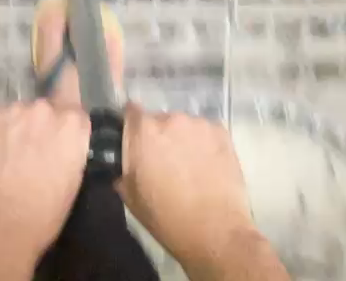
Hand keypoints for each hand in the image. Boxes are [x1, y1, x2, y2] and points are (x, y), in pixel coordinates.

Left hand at [0, 100, 90, 271]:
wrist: (3, 224)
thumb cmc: (46, 211)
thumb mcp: (74, 178)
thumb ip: (72, 146)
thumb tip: (65, 138)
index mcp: (73, 123)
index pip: (74, 105)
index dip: (65, 119)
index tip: (59, 135)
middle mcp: (46, 108)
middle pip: (46, 108)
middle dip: (42, 124)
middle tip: (34, 150)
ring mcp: (16, 110)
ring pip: (21, 113)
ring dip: (20, 127)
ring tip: (12, 155)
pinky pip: (0, 119)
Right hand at [119, 105, 269, 275]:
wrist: (216, 233)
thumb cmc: (168, 218)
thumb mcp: (132, 198)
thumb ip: (123, 169)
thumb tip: (124, 161)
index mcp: (143, 131)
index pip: (131, 111)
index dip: (132, 126)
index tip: (137, 141)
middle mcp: (169, 118)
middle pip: (160, 119)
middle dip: (160, 136)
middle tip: (166, 161)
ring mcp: (198, 123)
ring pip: (184, 126)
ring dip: (183, 139)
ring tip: (190, 166)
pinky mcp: (221, 131)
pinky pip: (206, 132)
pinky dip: (204, 143)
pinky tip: (208, 166)